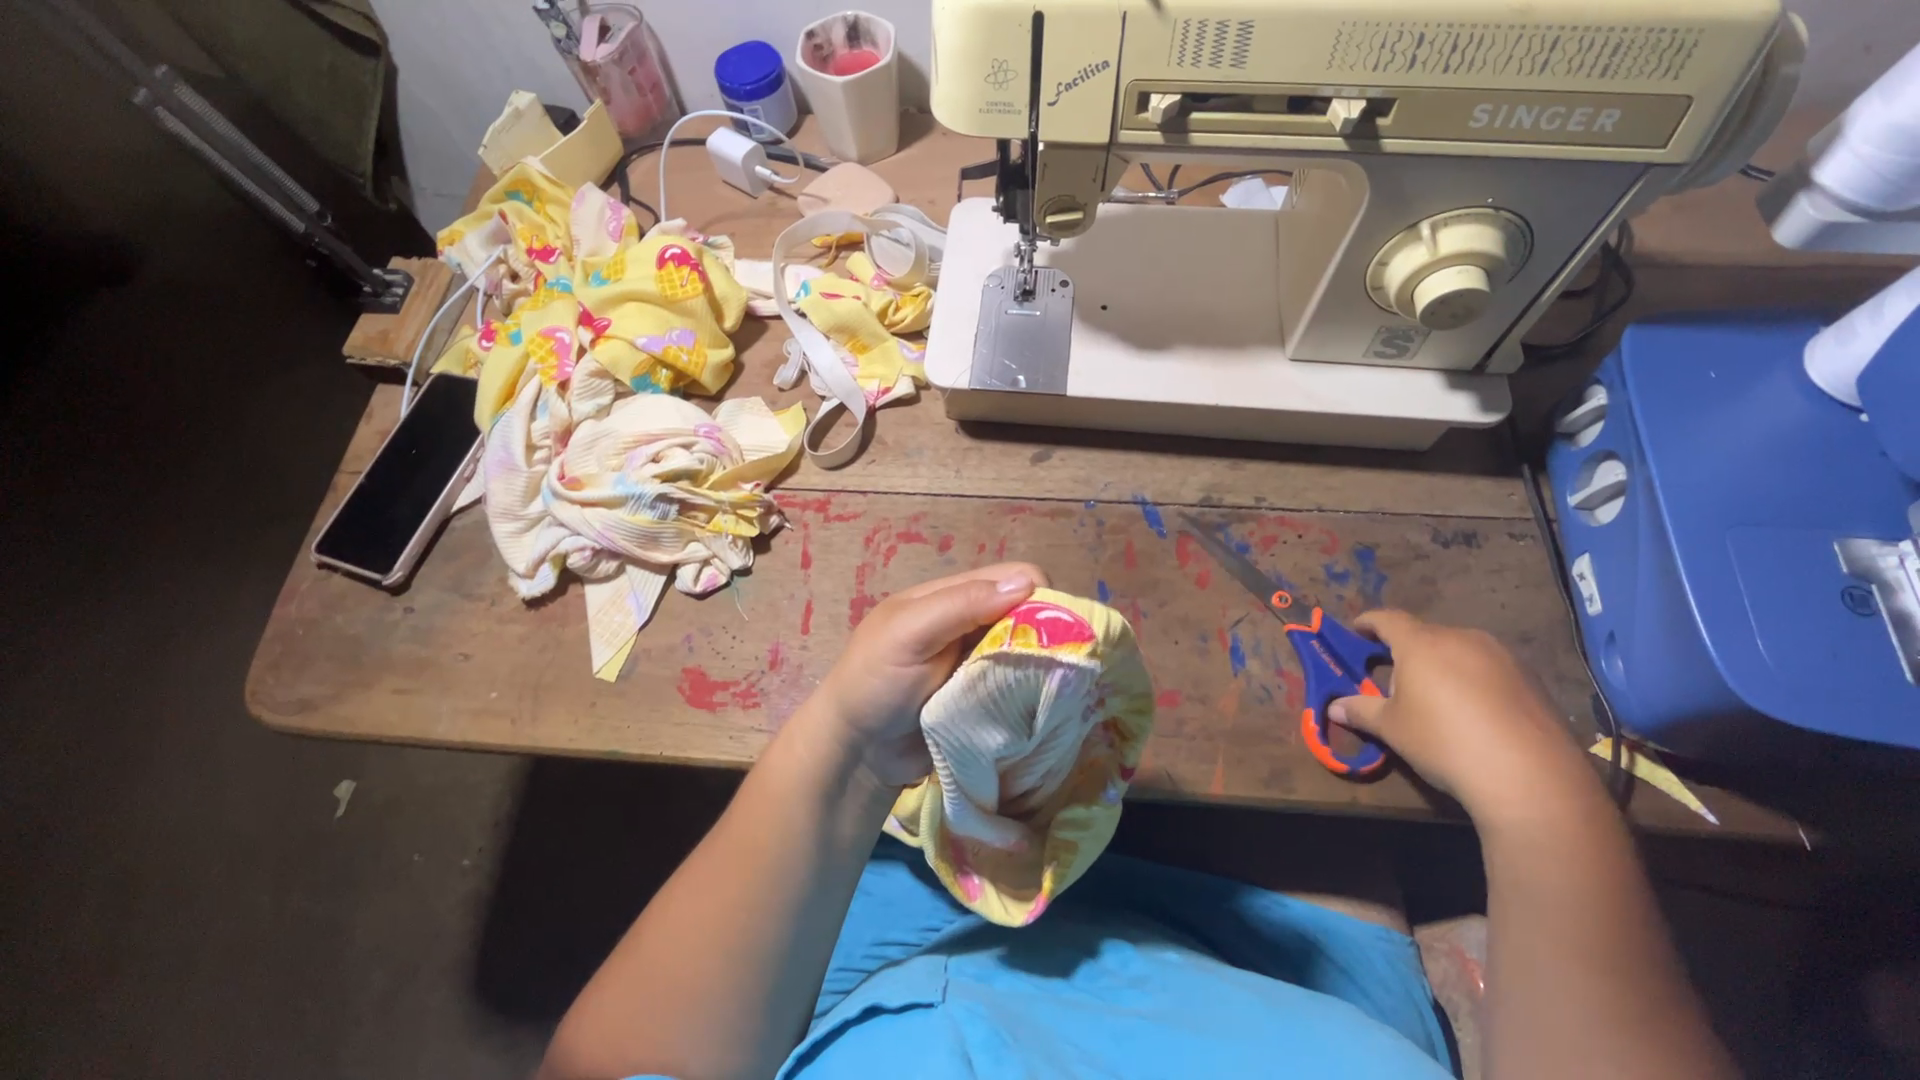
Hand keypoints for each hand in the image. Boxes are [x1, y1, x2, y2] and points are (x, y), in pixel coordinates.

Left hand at [808, 562, 1047, 787]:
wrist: (853, 748)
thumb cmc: (873, 681)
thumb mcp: (908, 632)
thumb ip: (960, 604)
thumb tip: (1027, 583)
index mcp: (956, 598)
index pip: (1018, 579)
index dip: (1042, 598)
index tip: (1053, 633)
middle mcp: (977, 627)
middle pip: (1033, 618)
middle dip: (1051, 638)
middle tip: (1059, 672)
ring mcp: (984, 667)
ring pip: (1034, 657)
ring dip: (1045, 673)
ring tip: (1055, 697)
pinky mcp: (989, 704)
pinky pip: (1025, 694)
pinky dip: (1036, 699)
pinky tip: (1043, 713)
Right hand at [1328, 611, 1599, 823]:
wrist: (1528, 773)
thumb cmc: (1443, 740)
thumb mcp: (1392, 728)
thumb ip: (1361, 711)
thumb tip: (1334, 707)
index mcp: (1421, 643)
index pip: (1387, 619)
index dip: (1367, 623)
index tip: (1355, 632)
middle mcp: (1461, 638)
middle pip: (1424, 635)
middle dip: (1405, 652)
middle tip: (1393, 682)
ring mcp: (1500, 656)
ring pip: (1458, 651)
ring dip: (1440, 666)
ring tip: (1435, 700)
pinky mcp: (1529, 678)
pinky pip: (1487, 669)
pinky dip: (1471, 681)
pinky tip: (1472, 714)